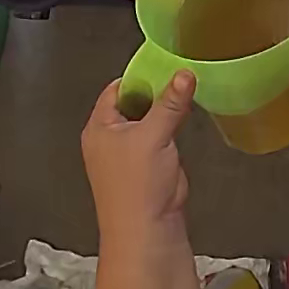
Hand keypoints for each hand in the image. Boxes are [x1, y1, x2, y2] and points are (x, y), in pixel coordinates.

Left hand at [81, 72, 196, 231]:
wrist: (148, 227)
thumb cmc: (139, 181)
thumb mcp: (153, 136)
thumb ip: (170, 103)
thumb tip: (185, 72)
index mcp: (100, 127)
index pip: (117, 89)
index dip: (139, 74)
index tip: (166, 61)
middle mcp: (111, 135)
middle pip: (134, 101)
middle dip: (156, 88)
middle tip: (182, 69)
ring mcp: (131, 148)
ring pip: (149, 116)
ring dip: (166, 104)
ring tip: (189, 85)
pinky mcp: (150, 158)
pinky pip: (160, 130)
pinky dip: (172, 119)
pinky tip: (188, 110)